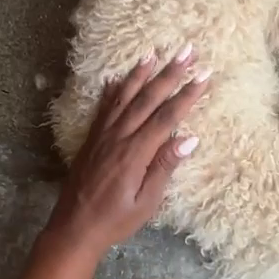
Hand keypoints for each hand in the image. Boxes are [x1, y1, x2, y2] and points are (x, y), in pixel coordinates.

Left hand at [46, 48, 210, 257]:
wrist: (73, 228)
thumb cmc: (114, 221)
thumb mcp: (146, 202)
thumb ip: (164, 168)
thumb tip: (190, 139)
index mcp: (134, 154)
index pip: (166, 118)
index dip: (187, 95)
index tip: (205, 75)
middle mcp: (117, 138)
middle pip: (147, 99)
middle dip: (169, 73)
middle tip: (187, 51)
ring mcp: (102, 136)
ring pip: (124, 97)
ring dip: (140, 73)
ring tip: (154, 52)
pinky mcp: (91, 139)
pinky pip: (104, 107)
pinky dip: (113, 90)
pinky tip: (118, 77)